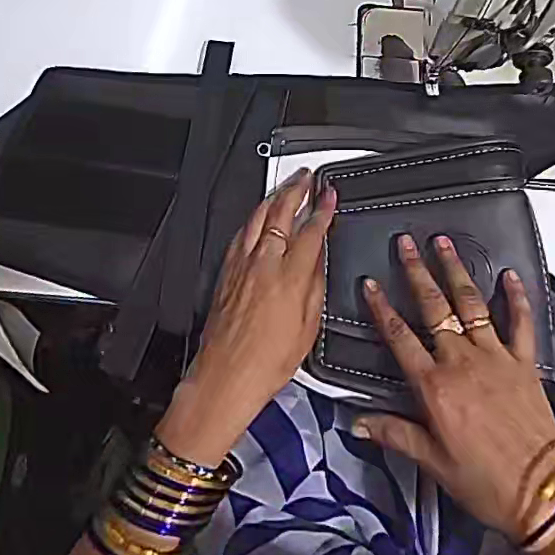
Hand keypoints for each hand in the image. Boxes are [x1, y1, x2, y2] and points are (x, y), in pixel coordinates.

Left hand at [157, 169, 336, 465]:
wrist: (225, 377)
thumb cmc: (266, 363)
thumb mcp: (308, 328)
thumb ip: (315, 286)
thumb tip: (319, 260)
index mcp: (289, 277)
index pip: (311, 230)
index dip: (323, 208)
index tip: (330, 194)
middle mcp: (263, 264)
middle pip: (281, 212)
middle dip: (297, 189)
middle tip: (307, 177)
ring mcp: (241, 265)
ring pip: (257, 217)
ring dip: (274, 196)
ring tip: (285, 187)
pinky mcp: (226, 271)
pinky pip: (240, 233)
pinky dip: (253, 217)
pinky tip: (257, 215)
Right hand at [351, 236, 554, 539]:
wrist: (538, 493)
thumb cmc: (486, 481)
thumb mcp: (431, 461)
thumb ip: (394, 434)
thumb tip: (360, 424)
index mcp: (435, 386)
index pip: (400, 337)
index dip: (382, 308)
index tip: (371, 285)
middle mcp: (462, 363)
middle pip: (433, 307)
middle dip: (417, 271)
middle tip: (407, 244)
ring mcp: (495, 357)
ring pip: (471, 303)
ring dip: (455, 270)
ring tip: (444, 244)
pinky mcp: (523, 362)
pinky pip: (520, 322)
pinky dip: (516, 297)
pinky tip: (509, 275)